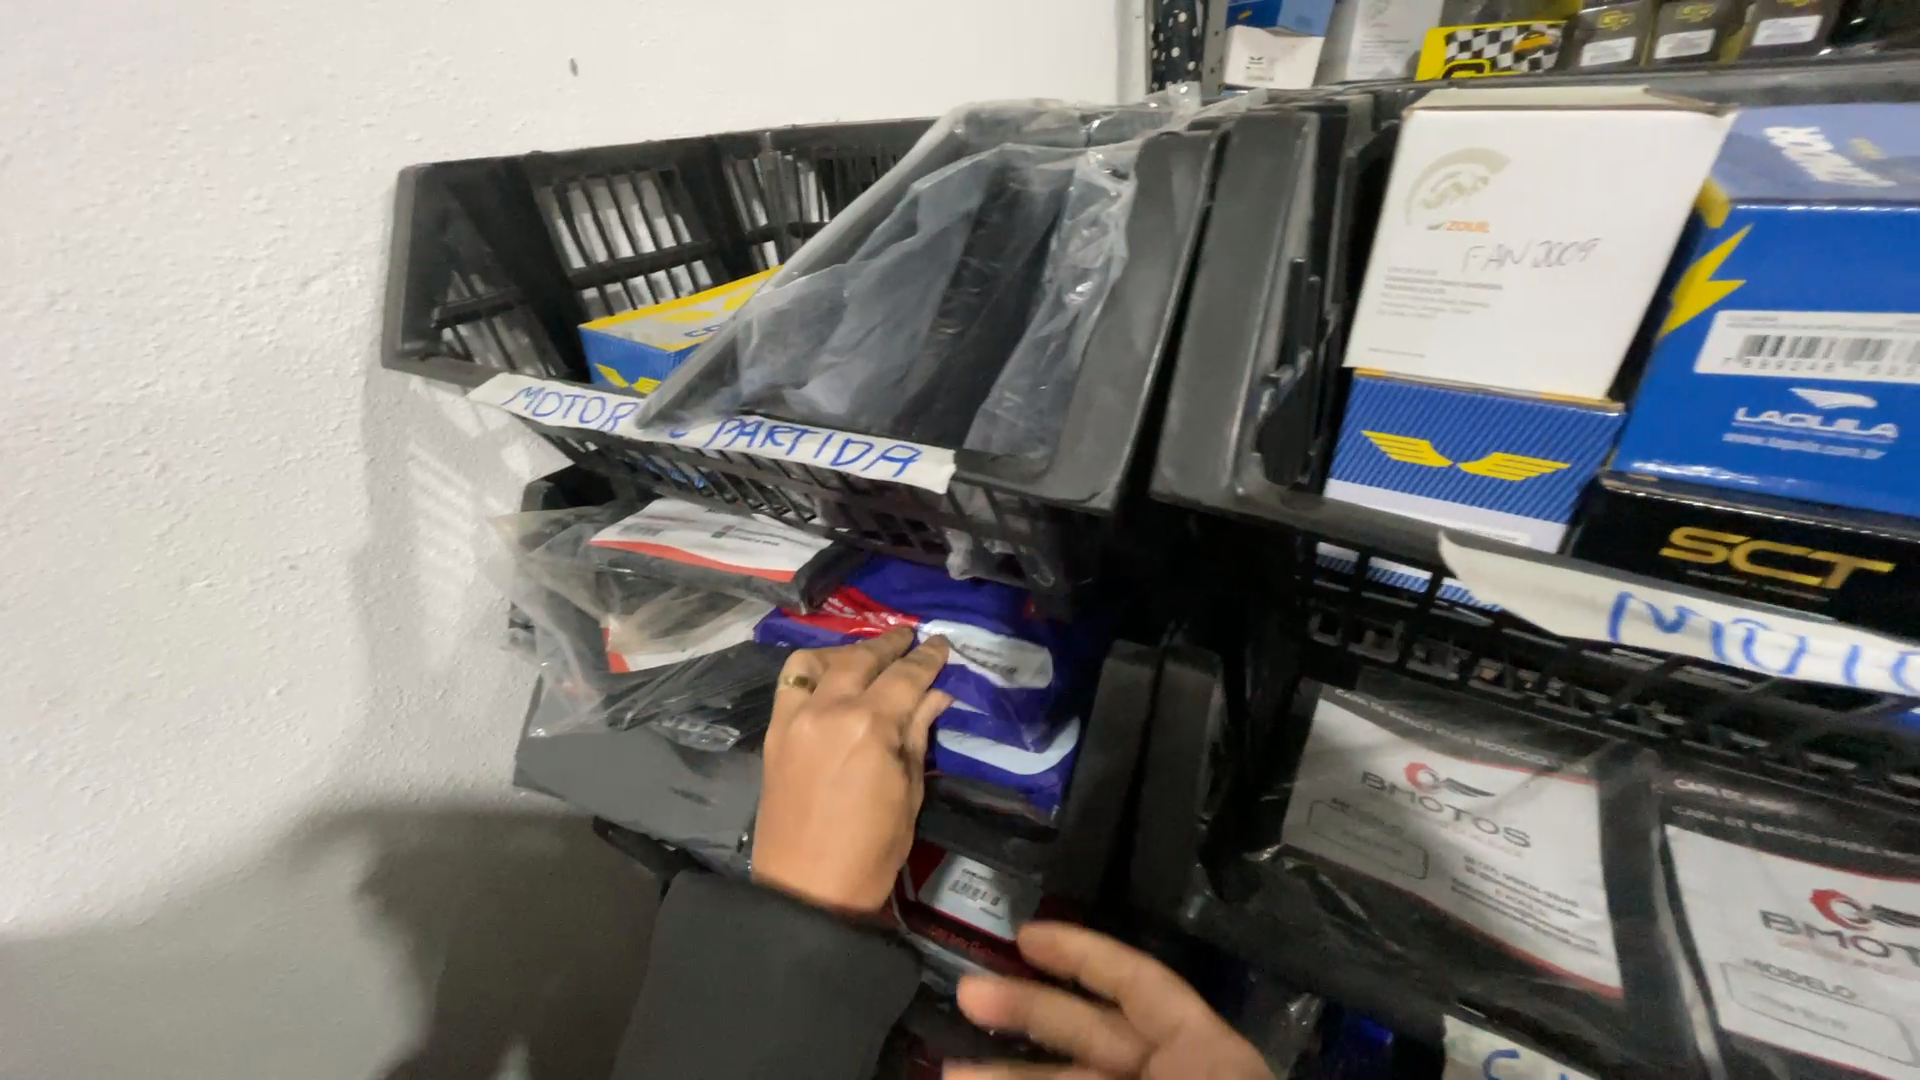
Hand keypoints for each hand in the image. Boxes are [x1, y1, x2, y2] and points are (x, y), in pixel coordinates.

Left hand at [752, 628, 953, 914]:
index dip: (928, 658)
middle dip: (892, 644)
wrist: (806, 891)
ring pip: (821, 660)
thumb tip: (936, 693)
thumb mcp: (909, 791)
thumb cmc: (872, 850)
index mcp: (871, 727)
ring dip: (849, 651)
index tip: (941, 643)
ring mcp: (796, 717)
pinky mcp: (775, 731)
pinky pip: (790, 681)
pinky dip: (812, 668)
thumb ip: (918, 733)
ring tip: (869, 654)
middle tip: (911, 637)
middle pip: (864, 659)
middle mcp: (830, 709)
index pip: (906, 677)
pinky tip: (830, 674)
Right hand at [948, 923, 1272, 1079]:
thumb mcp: (1171, 1079)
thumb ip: (1079, 1078)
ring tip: (948, 1072)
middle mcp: (1168, 1079)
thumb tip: (994, 1072)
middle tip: (965, 995)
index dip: (1079, 953)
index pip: (1135, 983)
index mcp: (1198, 1052)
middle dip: (1026, 1012)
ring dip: (1012, 1077)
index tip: (1023, 937)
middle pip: (1089, 1033)